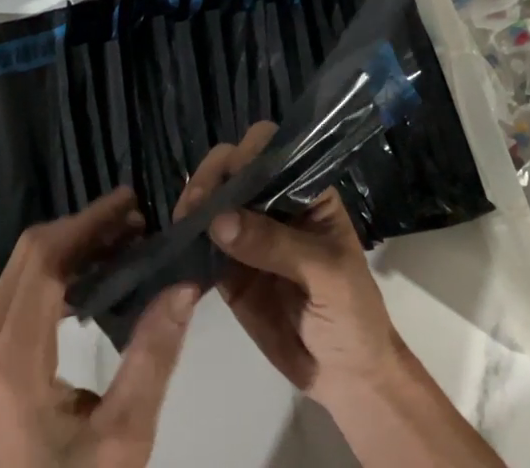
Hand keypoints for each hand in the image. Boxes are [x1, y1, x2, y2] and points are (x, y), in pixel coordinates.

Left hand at [0, 187, 199, 467]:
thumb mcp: (122, 437)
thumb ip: (153, 358)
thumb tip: (184, 285)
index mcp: (13, 356)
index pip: (46, 259)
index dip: (88, 222)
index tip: (132, 202)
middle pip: (29, 255)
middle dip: (83, 227)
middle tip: (136, 219)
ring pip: (21, 271)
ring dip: (70, 247)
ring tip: (125, 241)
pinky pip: (19, 295)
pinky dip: (57, 273)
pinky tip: (96, 279)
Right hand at [173, 122, 404, 405]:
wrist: (345, 376)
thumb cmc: (353, 315)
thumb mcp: (326, 275)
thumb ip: (274, 244)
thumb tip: (218, 219)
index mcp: (306, 194)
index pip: (274, 151)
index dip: (249, 155)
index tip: (230, 178)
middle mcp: (273, 205)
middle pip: (234, 168)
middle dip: (213, 177)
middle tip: (197, 205)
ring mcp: (246, 235)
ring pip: (212, 201)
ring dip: (194, 205)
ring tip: (183, 223)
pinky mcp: (226, 268)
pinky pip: (199, 244)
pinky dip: (185, 240)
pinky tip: (176, 245)